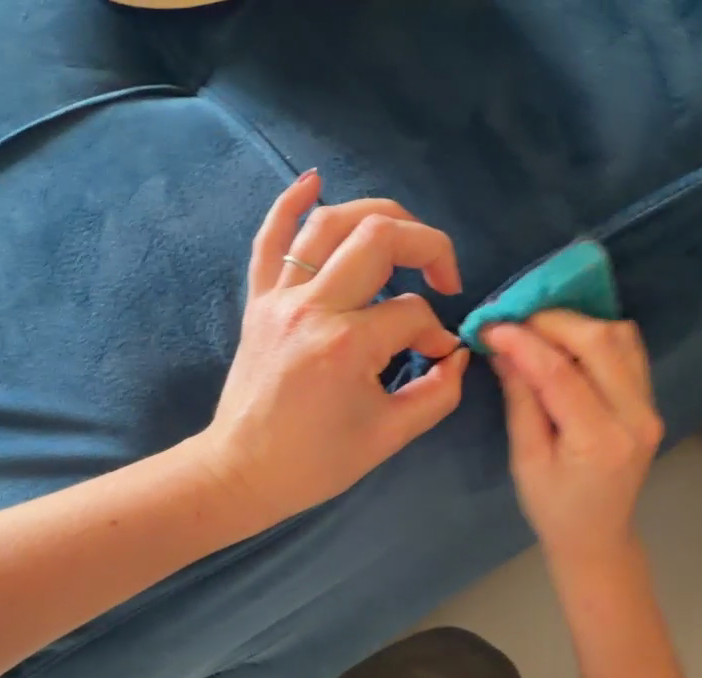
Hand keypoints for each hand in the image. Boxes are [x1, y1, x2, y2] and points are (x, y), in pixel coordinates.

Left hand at [197, 171, 471, 524]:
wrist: (243, 472)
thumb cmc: (317, 462)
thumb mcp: (390, 437)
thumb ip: (438, 393)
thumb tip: (457, 355)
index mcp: (347, 345)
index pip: (414, 313)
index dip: (439, 333)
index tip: (439, 358)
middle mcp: (312, 306)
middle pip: (379, 236)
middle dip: (427, 244)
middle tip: (444, 277)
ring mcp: (279, 297)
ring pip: (330, 223)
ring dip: (377, 216)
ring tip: (405, 238)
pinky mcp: (258, 300)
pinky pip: (270, 237)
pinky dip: (291, 203)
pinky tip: (316, 180)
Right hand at [485, 312, 663, 572]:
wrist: (597, 536)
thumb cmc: (553, 508)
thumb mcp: (526, 459)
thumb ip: (521, 399)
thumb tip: (504, 348)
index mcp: (600, 441)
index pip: (561, 374)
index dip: (524, 343)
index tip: (492, 326)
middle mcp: (635, 418)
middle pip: (599, 342)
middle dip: (552, 322)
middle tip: (515, 323)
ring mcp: (649, 407)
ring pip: (620, 337)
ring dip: (576, 325)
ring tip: (538, 333)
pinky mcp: (650, 401)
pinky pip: (629, 350)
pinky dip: (596, 337)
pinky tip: (566, 345)